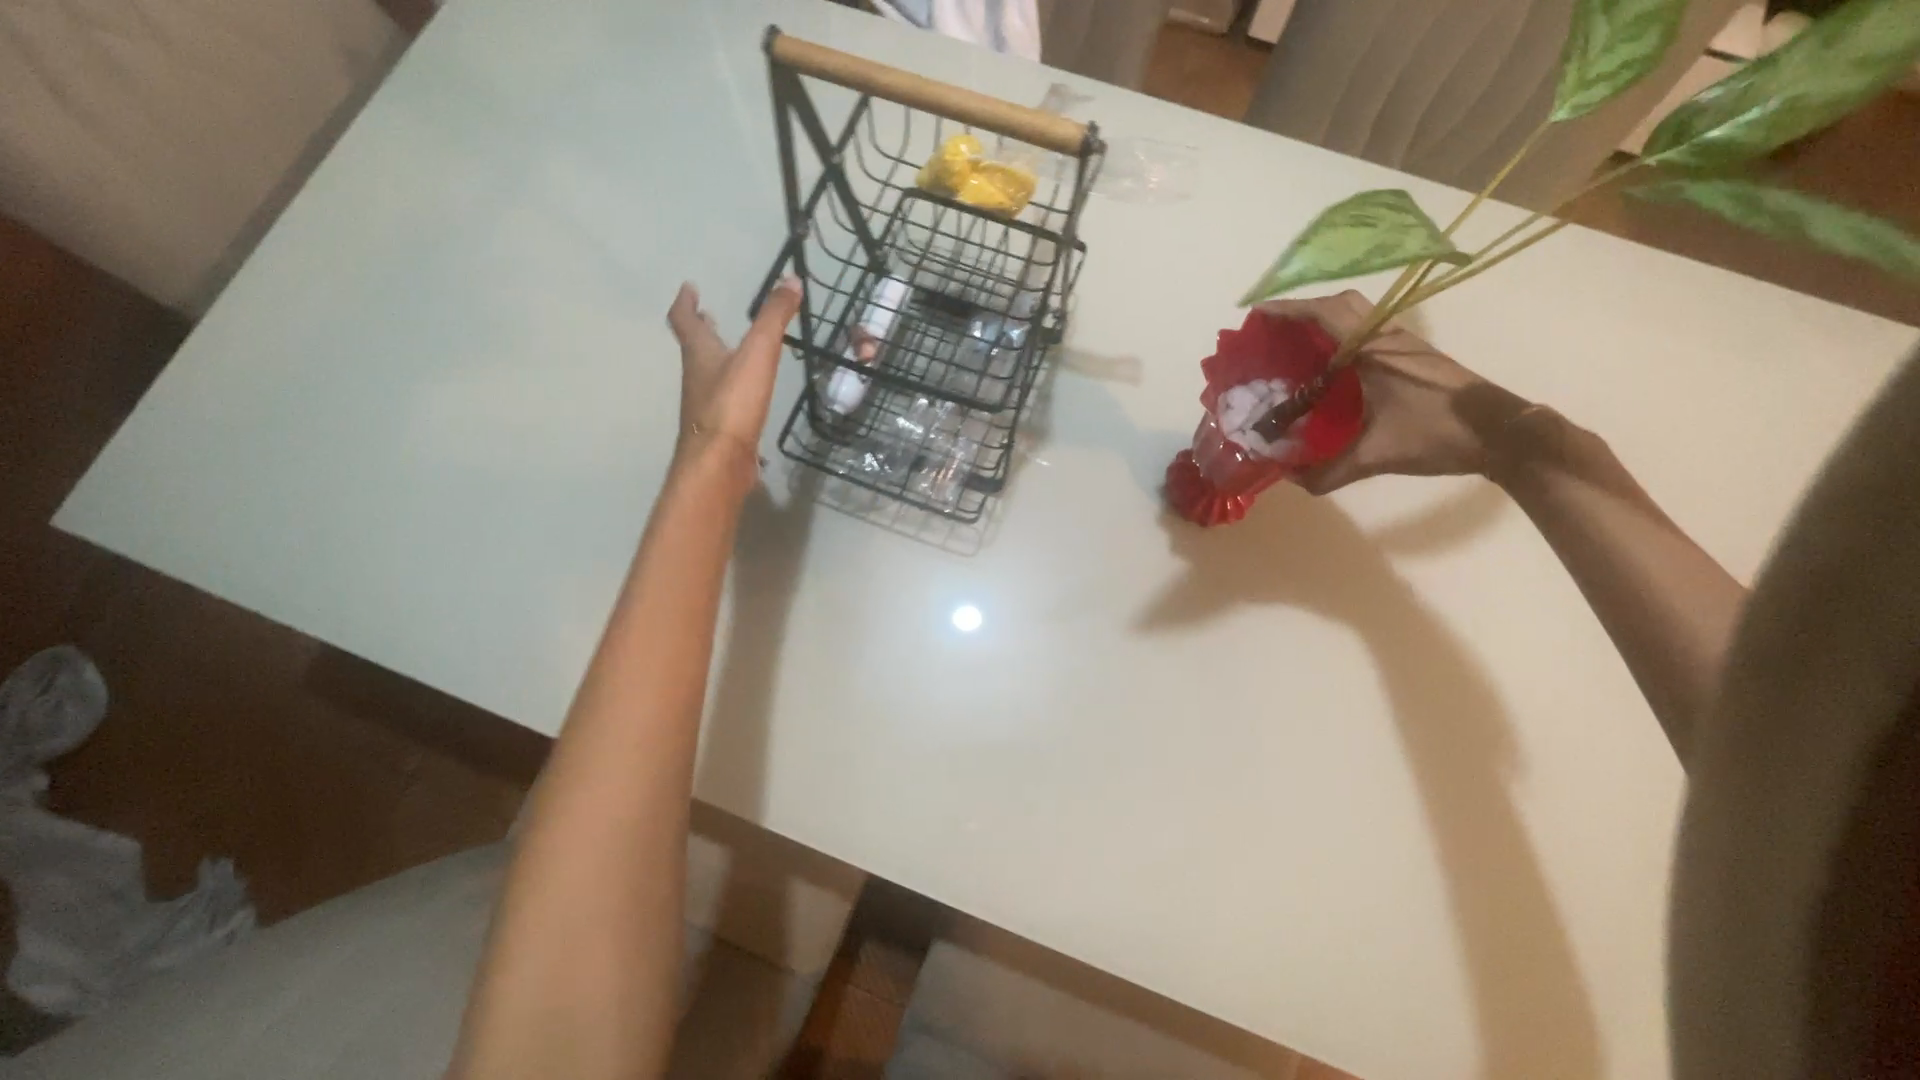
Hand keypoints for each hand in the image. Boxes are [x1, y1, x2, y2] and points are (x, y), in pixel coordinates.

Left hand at [665, 276, 801, 487]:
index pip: (684, 320)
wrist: (719, 463)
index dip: (685, 302)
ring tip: (731, 351)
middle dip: (700, 330)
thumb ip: (774, 317)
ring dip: (716, 359)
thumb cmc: (732, 404)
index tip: (689, 288)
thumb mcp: (758, 353)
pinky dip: (732, 390)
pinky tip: (748, 396)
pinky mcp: (719, 431)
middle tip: (706, 316)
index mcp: (700, 354)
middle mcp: (697, 377)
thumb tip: (791, 279)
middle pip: (693, 348)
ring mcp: (705, 406)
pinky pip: (724, 402)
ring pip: (708, 375)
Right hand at [1257, 290, 1536, 494]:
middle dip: (1302, 312)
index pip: (1324, 313)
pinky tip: (1328, 370)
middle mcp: (1387, 337)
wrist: (1500, 433)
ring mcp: (1403, 345)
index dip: (1286, 310)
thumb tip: (1293, 480)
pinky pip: (1366, 335)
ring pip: (1355, 318)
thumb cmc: (1437, 433)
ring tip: (1292, 349)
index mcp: (1373, 349)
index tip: (1254, 317)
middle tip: (1272, 334)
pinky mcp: (1412, 358)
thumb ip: (1330, 471)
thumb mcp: (1378, 455)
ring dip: (1323, 324)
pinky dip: (1340, 340)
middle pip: (1339, 304)